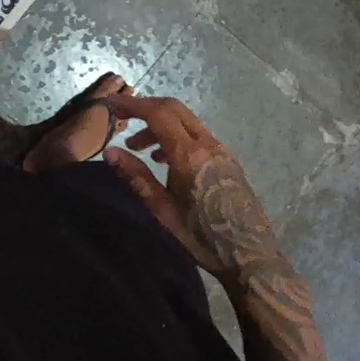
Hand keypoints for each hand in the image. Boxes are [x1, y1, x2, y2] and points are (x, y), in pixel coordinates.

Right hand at [100, 95, 286, 287]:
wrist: (250, 256)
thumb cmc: (201, 236)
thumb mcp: (162, 210)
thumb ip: (136, 177)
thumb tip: (109, 152)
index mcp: (190, 155)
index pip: (158, 114)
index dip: (132, 104)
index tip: (110, 105)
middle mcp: (208, 145)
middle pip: (174, 109)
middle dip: (145, 108)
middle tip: (122, 118)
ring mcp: (221, 152)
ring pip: (186, 122)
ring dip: (160, 124)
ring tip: (138, 148)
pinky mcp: (227, 161)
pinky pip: (197, 136)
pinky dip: (175, 135)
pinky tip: (164, 160)